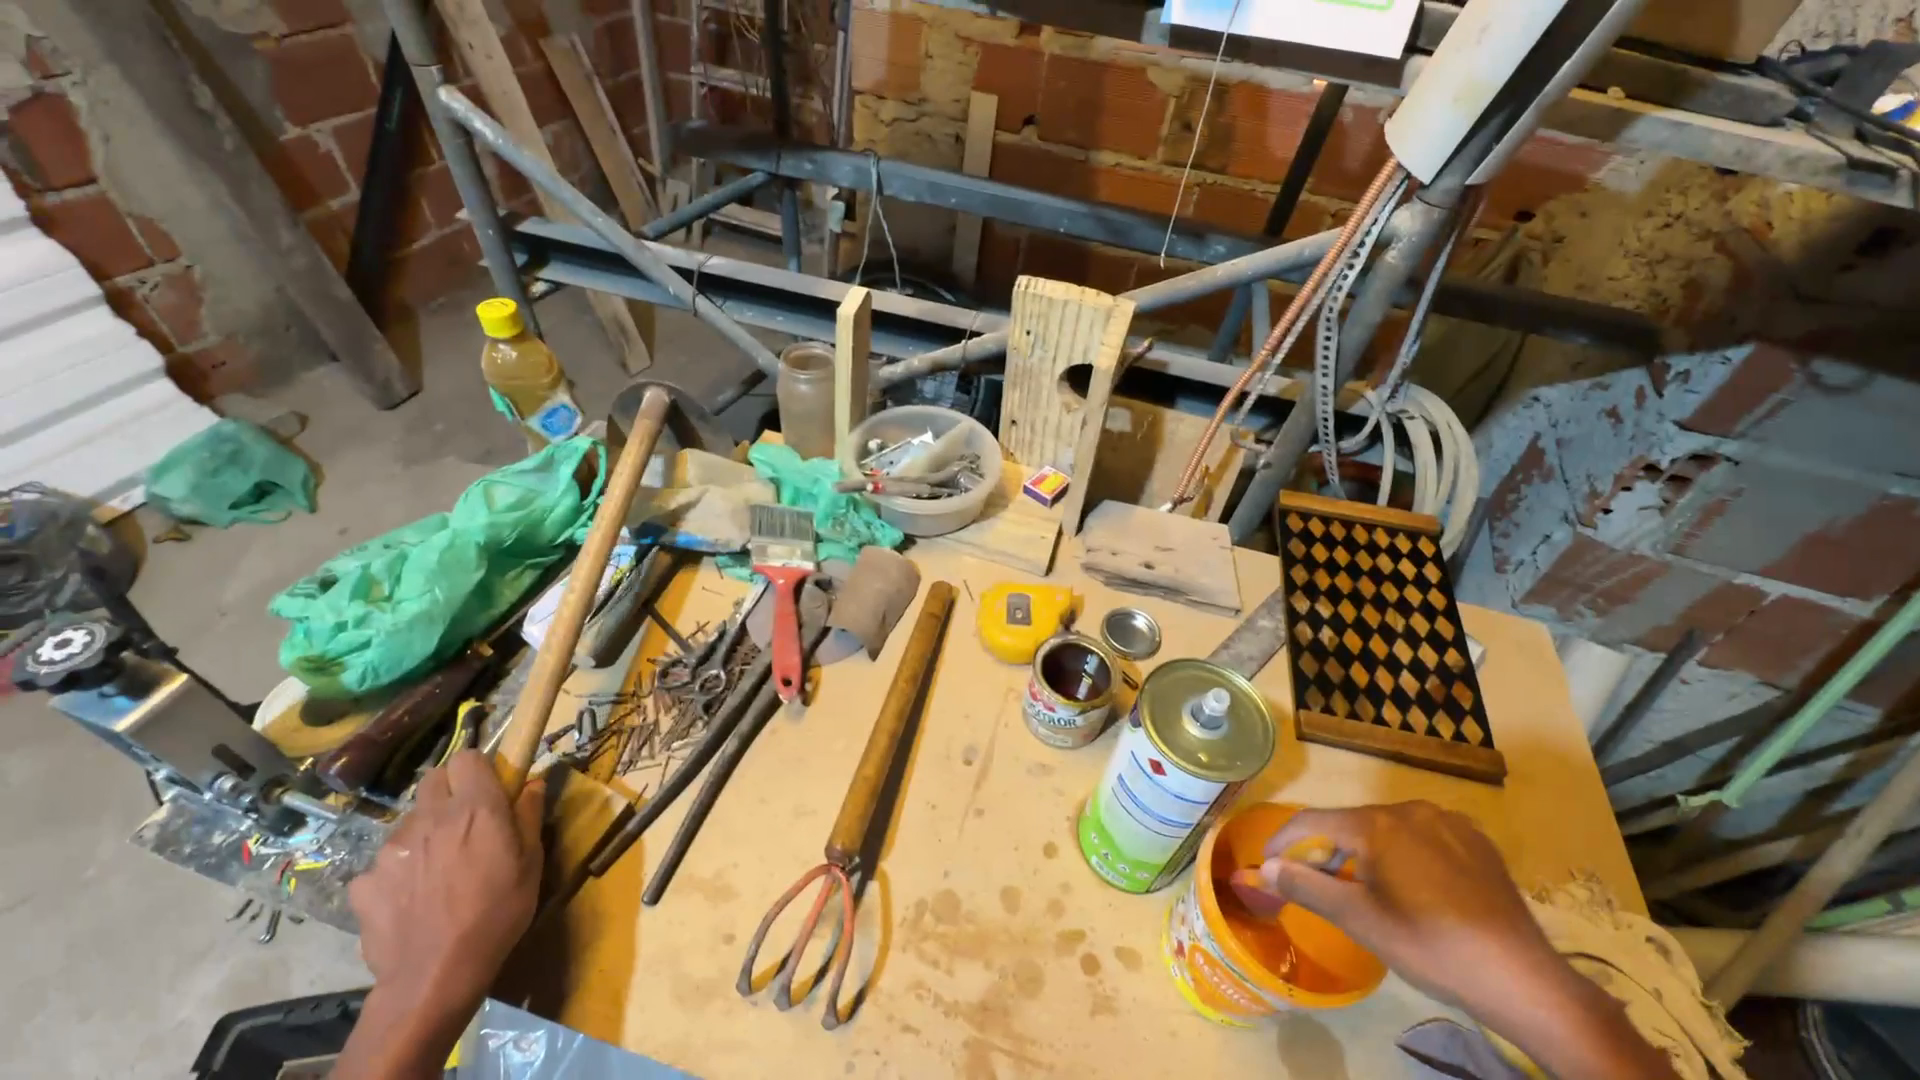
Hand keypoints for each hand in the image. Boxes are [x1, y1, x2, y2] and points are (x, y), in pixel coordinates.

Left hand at [336, 752, 544, 1078]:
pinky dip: (399, 871)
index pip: (467, 757)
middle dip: (449, 792)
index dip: (479, 769)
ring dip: (425, 832)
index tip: (489, 789)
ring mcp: (390, 848)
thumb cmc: (498, 913)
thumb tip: (531, 780)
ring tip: (438, 870)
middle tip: (465, 825)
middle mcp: (429, 817)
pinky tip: (412, 898)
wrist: (434, 974)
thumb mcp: (531, 863)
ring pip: (409, 820)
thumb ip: (528, 814)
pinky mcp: (364, 880)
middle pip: (433, 779)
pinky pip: (384, 862)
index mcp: (475, 808)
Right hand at [1258, 802, 1677, 1079]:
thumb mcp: (1360, 920)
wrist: (1521, 978)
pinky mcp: (1476, 840)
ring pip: (1387, 829)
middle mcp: (1411, 810)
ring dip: (1363, 852)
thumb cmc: (1430, 948)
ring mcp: (1448, 822)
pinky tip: (1409, 887)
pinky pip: (1422, 836)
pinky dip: (1402, 854)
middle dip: (1324, 850)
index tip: (1266, 866)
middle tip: (1311, 884)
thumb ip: (1306, 886)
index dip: (1283, 842)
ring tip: (1359, 888)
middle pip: (1350, 823)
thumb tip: (1261, 868)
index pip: (1313, 822)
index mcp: (1378, 825)